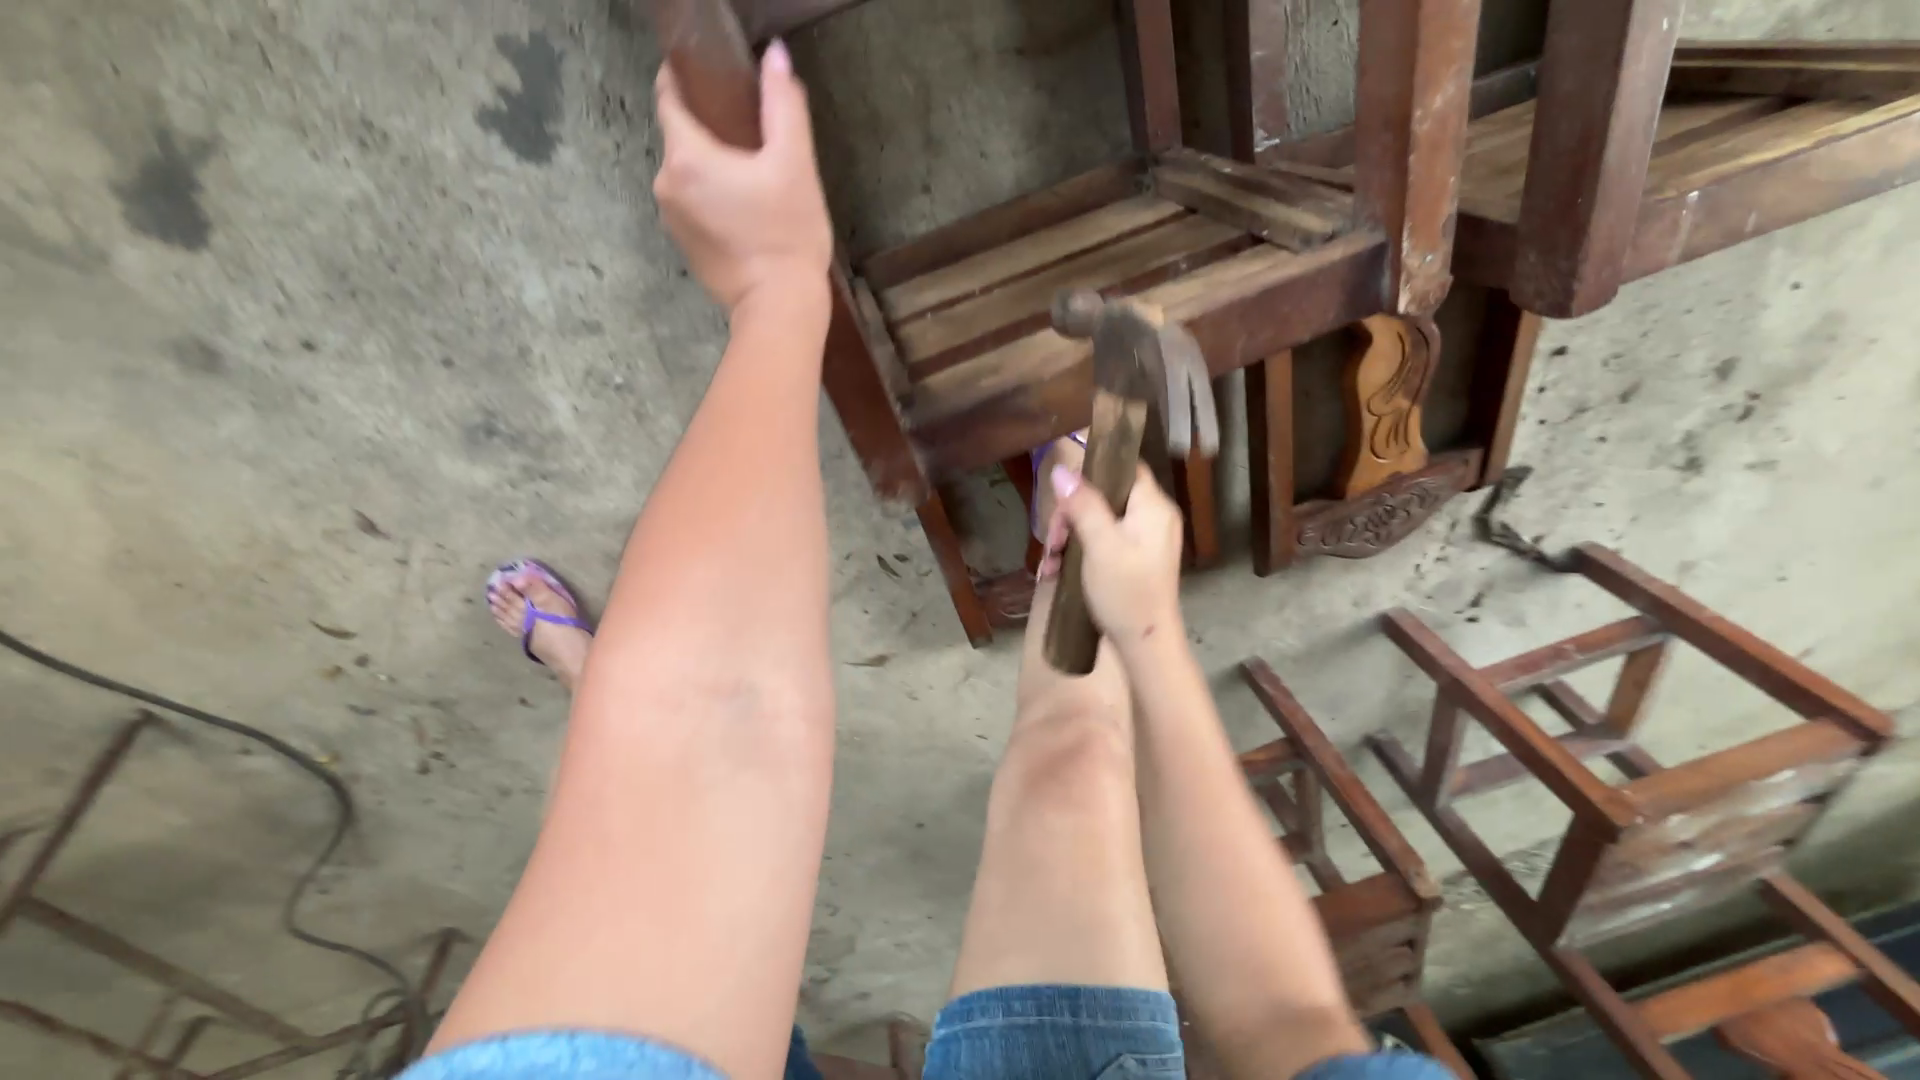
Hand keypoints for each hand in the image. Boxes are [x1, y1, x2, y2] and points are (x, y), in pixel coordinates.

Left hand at [652, 41, 833, 313]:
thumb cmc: (788, 234)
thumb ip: (783, 104)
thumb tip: (776, 56)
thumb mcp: (795, 164)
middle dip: (713, 133)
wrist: (780, 307)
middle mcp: (665, 185)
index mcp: (685, 157)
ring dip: (715, 170)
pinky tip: (747, 214)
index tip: (714, 76)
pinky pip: (695, 207)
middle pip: (683, 139)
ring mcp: (671, 220)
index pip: (669, 96)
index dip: (688, 79)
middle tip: (755, 141)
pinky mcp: (685, 247)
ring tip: (755, 181)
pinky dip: (714, 201)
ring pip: (690, 175)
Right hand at [1042, 463, 1184, 645]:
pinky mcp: (1134, 560)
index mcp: (1153, 508)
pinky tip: (1058, 570)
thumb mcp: (1100, 545)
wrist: (1144, 645)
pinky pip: (1102, 542)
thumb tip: (1062, 469)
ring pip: (1098, 520)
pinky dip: (1080, 552)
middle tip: (1053, 540)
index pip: (1125, 467)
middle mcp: (1153, 518)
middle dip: (1072, 514)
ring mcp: (1144, 541)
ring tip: (1051, 562)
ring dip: (1070, 536)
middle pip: (1105, 496)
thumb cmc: (1126, 593)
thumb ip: (1083, 505)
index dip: (1094, 470)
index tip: (1063, 491)